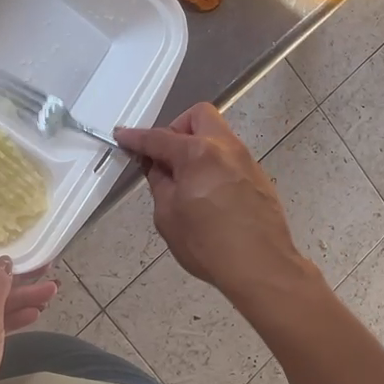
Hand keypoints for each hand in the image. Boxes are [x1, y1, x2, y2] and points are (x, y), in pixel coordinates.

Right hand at [114, 104, 314, 303]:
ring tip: (185, 181)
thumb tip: (158, 168)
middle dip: (177, 128)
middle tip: (165, 156)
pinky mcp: (259, 178)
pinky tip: (207, 195)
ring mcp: (246, 161)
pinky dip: (213, 165)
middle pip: (199, 116)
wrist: (260, 267)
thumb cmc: (207, 244)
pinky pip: (230, 158)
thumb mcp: (168, 216)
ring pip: (218, 136)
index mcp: (198, 154)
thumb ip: (160, 184)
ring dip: (197, 147)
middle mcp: (225, 148)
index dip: (137, 138)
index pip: (159, 138)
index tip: (123, 136)